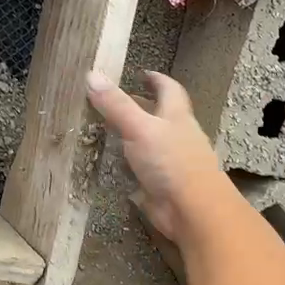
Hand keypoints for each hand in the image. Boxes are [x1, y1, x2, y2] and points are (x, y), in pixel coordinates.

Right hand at [87, 70, 226, 244]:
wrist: (193, 211)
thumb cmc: (171, 162)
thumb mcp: (139, 128)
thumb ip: (116, 104)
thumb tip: (91, 74)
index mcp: (177, 117)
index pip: (170, 91)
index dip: (157, 80)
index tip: (143, 73)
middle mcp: (177, 136)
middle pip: (161, 115)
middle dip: (142, 105)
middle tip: (115, 100)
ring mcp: (171, 160)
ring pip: (151, 140)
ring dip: (133, 133)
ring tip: (107, 127)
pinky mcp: (163, 182)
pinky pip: (144, 165)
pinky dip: (130, 159)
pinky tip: (114, 160)